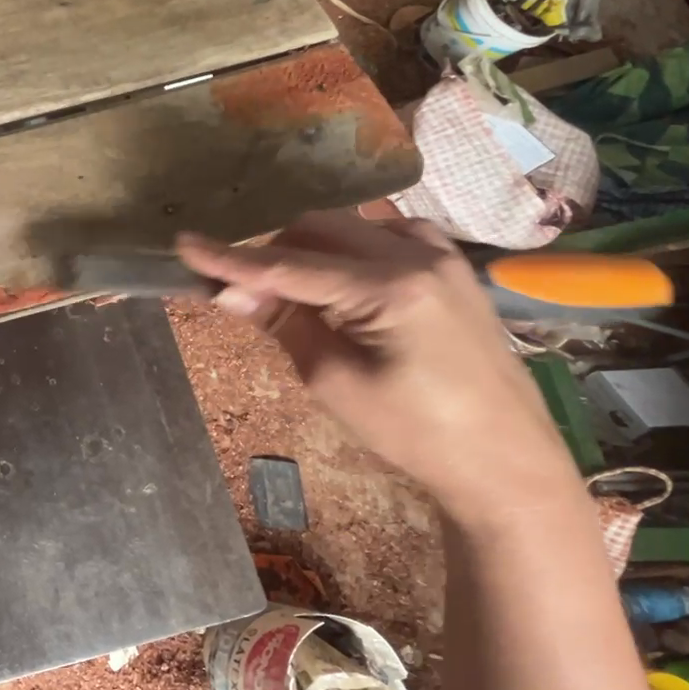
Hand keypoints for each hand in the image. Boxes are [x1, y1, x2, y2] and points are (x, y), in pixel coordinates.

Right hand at [176, 212, 582, 525]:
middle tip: (236, 287)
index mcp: (388, 288)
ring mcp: (441, 258)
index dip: (229, 257)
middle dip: (268, 252)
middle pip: (317, 231)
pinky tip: (336, 274)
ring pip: (349, 228)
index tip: (183, 244)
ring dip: (306, 247)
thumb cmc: (414, 431)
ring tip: (283, 286)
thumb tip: (229, 290)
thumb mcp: (332, 381)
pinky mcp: (451, 270)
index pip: (287, 265)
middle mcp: (417, 257)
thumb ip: (283, 323)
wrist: (505, 461)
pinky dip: (348, 247)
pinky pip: (386, 235)